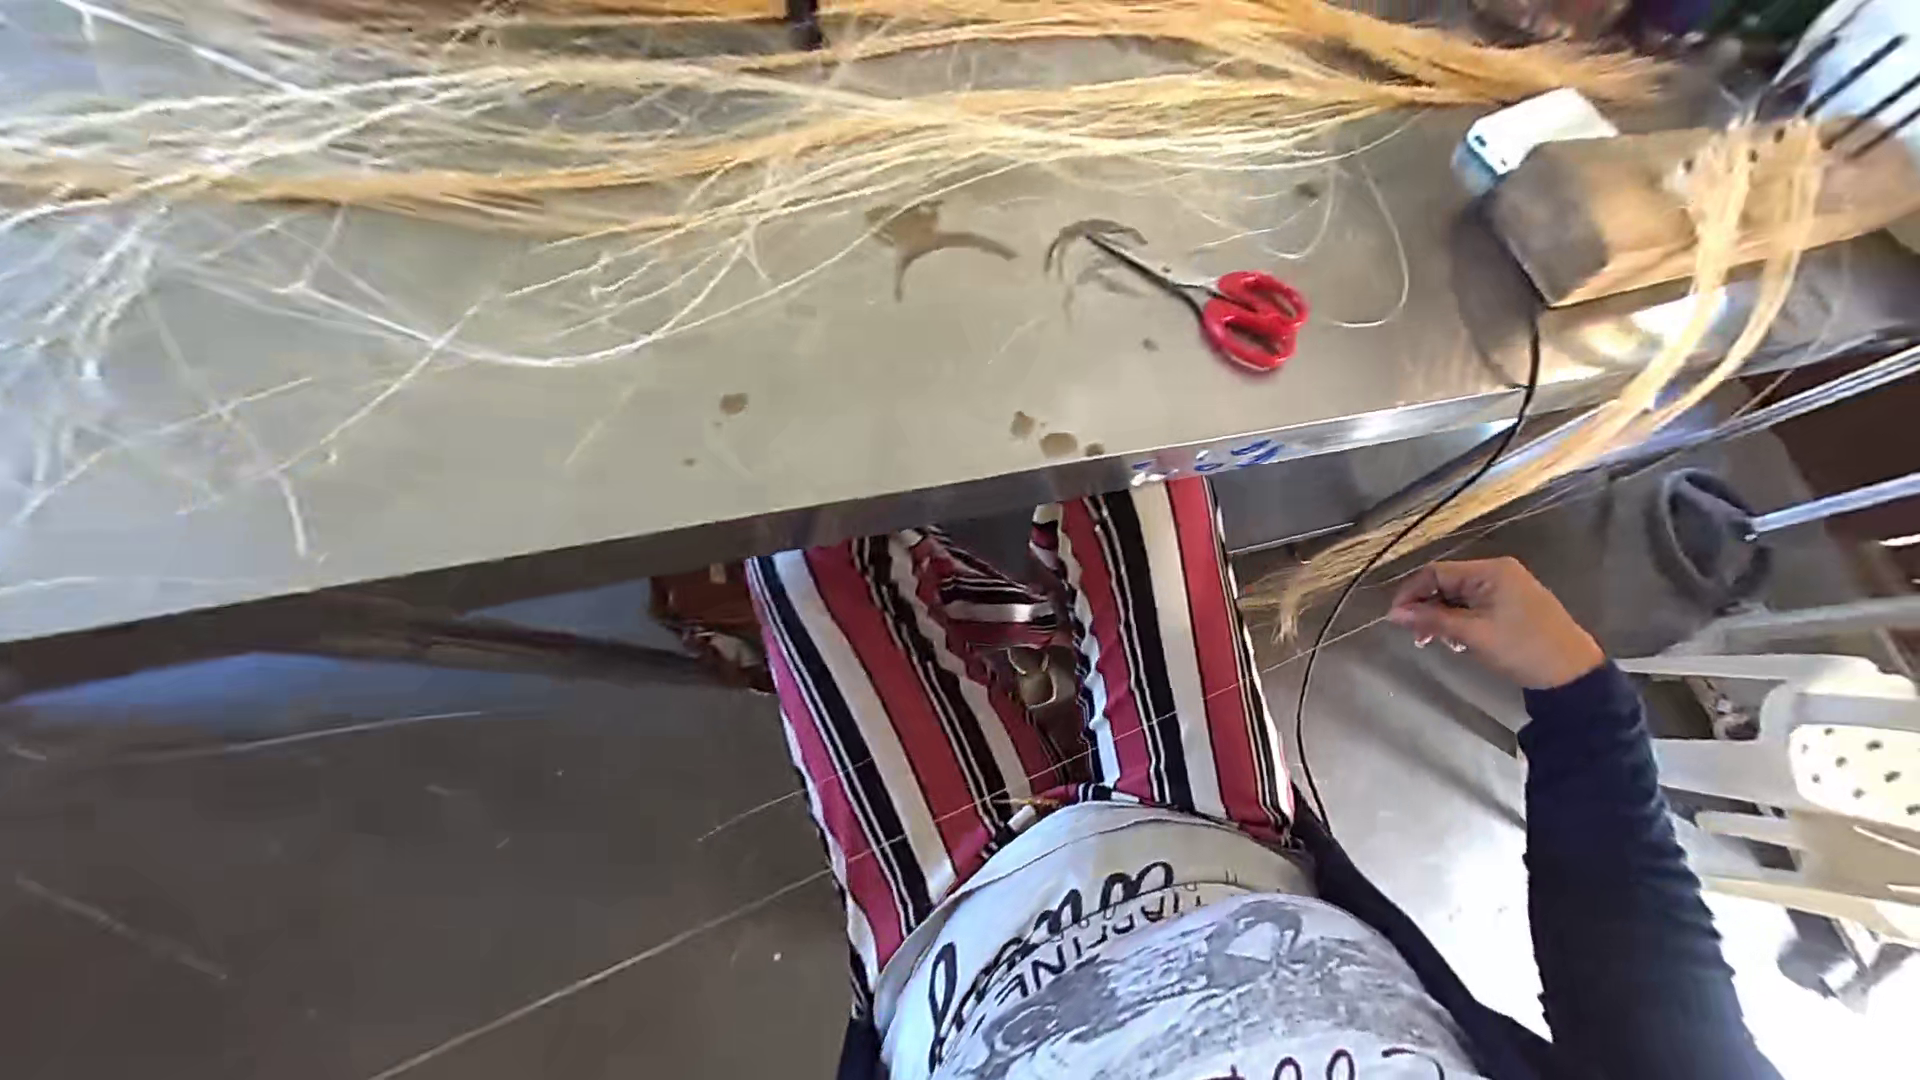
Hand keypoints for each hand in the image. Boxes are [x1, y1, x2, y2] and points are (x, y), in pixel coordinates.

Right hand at [1386, 557, 1604, 689]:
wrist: (1573, 675)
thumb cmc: (1522, 648)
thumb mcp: (1471, 633)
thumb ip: (1430, 619)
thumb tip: (1392, 614)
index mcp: (1490, 571)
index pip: (1434, 573)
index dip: (1410, 593)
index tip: (1396, 617)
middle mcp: (1497, 573)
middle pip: (1444, 584)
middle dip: (1425, 609)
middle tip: (1416, 635)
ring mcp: (1505, 588)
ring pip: (1455, 597)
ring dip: (1439, 617)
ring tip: (1434, 641)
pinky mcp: (1509, 603)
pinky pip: (1470, 605)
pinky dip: (1457, 620)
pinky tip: (1456, 640)